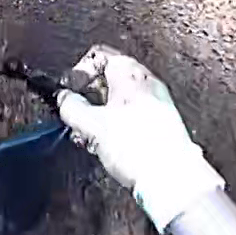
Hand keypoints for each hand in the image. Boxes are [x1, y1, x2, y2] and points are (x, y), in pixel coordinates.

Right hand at [56, 45, 222, 231]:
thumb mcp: (92, 126)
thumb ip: (72, 107)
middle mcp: (147, 83)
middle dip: (89, 95)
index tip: (69, 90)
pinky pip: (133, 115)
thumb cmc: (139, 148)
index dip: (79, 72)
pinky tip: (110, 144)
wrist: (173, 179)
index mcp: (131, 74)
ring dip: (102, 113)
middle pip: (110, 77)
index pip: (100, 55)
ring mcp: (157, 103)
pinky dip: (118, 124)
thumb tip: (63, 98)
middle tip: (78, 114)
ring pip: (121, 98)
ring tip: (91, 134)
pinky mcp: (163, 124)